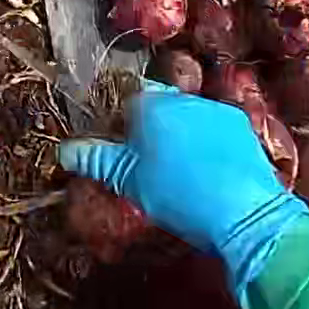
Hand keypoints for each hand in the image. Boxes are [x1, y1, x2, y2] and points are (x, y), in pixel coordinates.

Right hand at [57, 89, 307, 287]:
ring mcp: (212, 107)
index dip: (121, 121)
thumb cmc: (179, 195)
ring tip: (179, 166)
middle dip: (150, 124)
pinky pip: (211, 122)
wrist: (243, 210)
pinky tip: (207, 165)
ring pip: (185, 111)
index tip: (122, 145)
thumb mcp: (131, 181)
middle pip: (157, 102)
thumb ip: (98, 159)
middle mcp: (182, 97)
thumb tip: (64, 150)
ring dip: (178, 129)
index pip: (126, 98)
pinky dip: (205, 137)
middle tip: (148, 158)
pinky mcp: (236, 121)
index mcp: (152, 105)